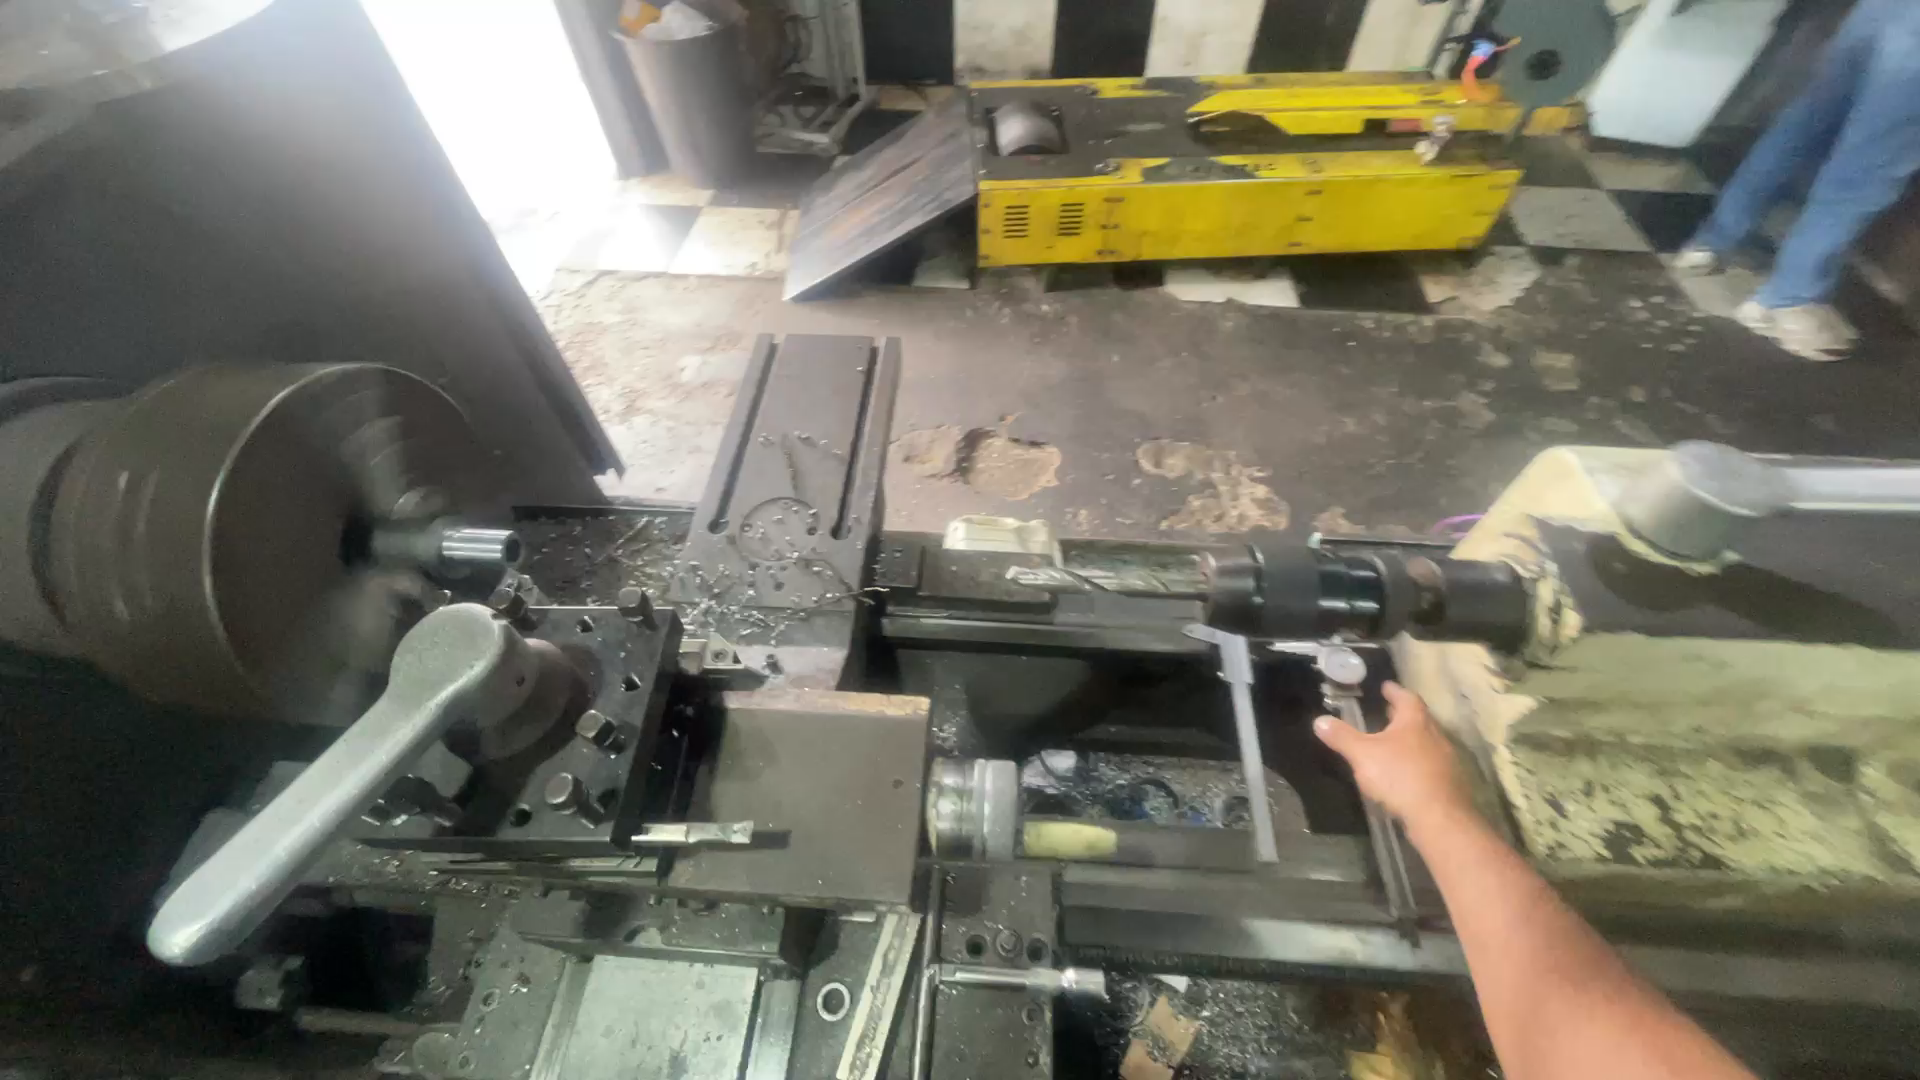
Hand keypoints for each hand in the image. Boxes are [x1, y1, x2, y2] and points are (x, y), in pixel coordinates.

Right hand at [1313, 681, 1476, 832]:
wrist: (1440, 819)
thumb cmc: (1399, 777)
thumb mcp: (1362, 754)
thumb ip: (1341, 736)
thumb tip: (1319, 720)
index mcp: (1414, 723)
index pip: (1407, 699)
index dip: (1395, 691)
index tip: (1385, 687)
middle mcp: (1435, 737)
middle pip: (1419, 720)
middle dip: (1401, 716)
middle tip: (1386, 712)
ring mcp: (1446, 761)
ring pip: (1426, 743)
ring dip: (1410, 740)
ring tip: (1391, 743)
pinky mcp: (1450, 784)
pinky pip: (1431, 764)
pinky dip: (1417, 762)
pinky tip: (1404, 772)